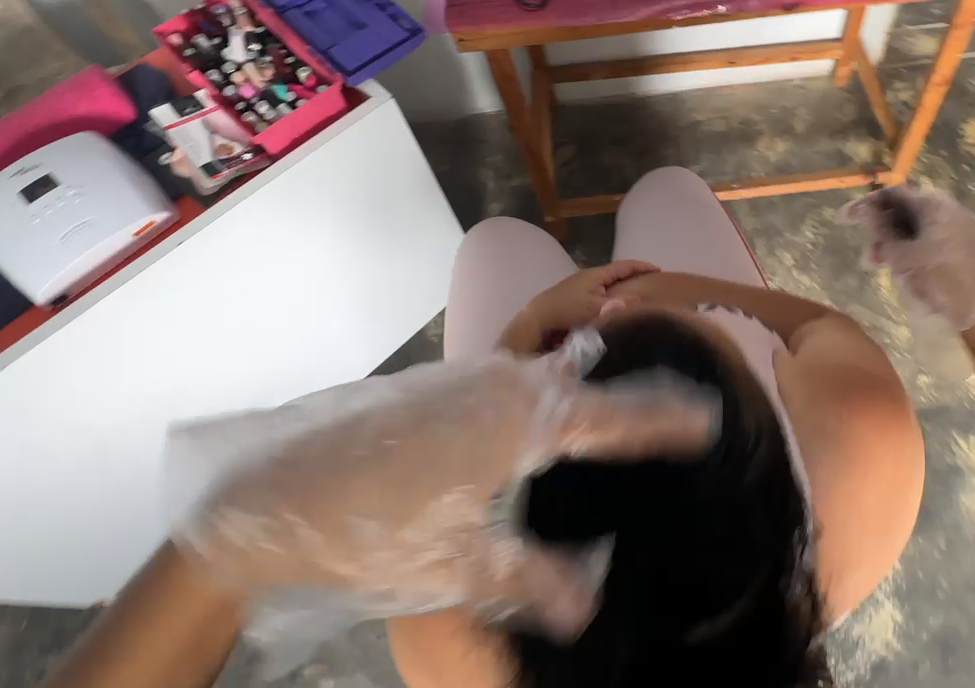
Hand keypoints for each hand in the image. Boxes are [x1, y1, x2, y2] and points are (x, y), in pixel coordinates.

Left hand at [173, 333, 718, 639]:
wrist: (266, 489)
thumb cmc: (368, 530)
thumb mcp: (457, 566)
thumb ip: (533, 578)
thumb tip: (591, 599)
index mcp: (520, 421)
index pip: (613, 418)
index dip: (664, 421)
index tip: (708, 418)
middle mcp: (502, 383)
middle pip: (584, 386)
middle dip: (629, 400)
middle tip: (669, 419)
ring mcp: (465, 375)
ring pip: (544, 377)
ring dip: (581, 396)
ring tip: (611, 421)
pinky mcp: (437, 382)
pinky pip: (509, 381)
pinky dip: (540, 397)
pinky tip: (534, 424)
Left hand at [520, 260, 657, 332]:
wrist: (536, 320)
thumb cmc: (566, 311)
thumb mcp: (595, 309)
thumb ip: (618, 304)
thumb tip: (640, 299)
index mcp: (596, 274)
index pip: (623, 266)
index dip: (641, 267)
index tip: (658, 269)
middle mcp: (587, 276)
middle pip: (614, 273)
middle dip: (631, 276)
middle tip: (648, 283)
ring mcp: (578, 287)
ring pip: (605, 284)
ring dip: (619, 287)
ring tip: (633, 295)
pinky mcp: (572, 298)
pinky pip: (597, 293)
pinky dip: (609, 296)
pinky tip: (611, 307)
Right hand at [841, 185, 974, 331]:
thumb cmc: (937, 278)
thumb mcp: (901, 255)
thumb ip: (880, 230)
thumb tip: (865, 210)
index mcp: (934, 204)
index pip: (892, 194)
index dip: (866, 205)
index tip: (845, 219)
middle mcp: (948, 209)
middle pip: (904, 211)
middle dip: (879, 231)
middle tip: (866, 255)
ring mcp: (958, 227)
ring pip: (916, 228)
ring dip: (893, 243)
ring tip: (879, 266)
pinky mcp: (963, 245)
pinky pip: (930, 238)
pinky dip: (911, 248)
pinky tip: (901, 268)